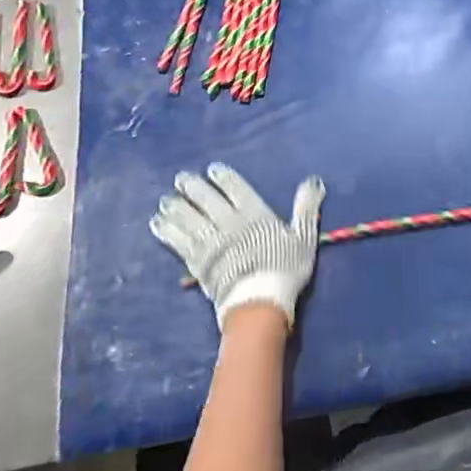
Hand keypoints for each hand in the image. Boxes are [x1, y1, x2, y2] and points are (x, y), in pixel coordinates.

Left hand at [151, 164, 323, 328]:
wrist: (259, 300)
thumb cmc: (285, 269)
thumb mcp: (303, 237)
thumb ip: (306, 208)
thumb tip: (314, 180)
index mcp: (254, 212)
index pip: (234, 187)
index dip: (222, 177)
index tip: (212, 169)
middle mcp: (228, 220)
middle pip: (205, 198)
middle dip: (191, 186)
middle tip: (180, 178)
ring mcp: (209, 239)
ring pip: (187, 216)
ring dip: (175, 206)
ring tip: (165, 200)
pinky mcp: (196, 259)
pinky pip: (177, 239)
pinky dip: (165, 230)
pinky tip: (156, 223)